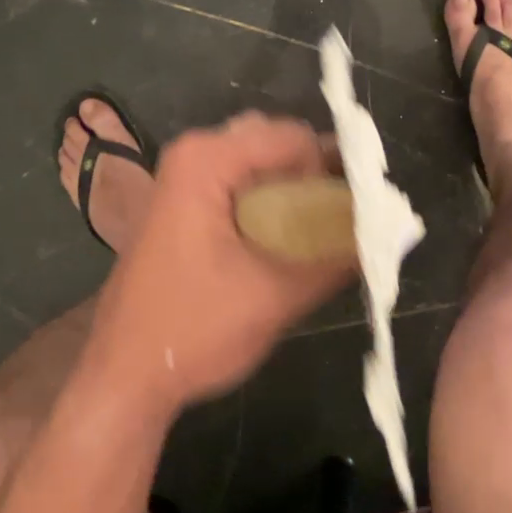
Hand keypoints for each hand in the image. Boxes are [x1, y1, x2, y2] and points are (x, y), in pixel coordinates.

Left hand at [80, 113, 352, 413]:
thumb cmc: (193, 330)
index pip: (294, 137)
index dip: (332, 170)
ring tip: (320, 235)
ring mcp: (179, 180)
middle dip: (313, 177)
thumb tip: (388, 235)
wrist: (123, 374)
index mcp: (206, 159)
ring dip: (291, 192)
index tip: (360, 213)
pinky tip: (284, 244)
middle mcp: (190, 155)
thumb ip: (335, 258)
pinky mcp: (178, 206)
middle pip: (274, 144)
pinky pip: (235, 186)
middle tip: (340, 223)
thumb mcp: (275, 295)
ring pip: (256, 165)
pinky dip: (265, 204)